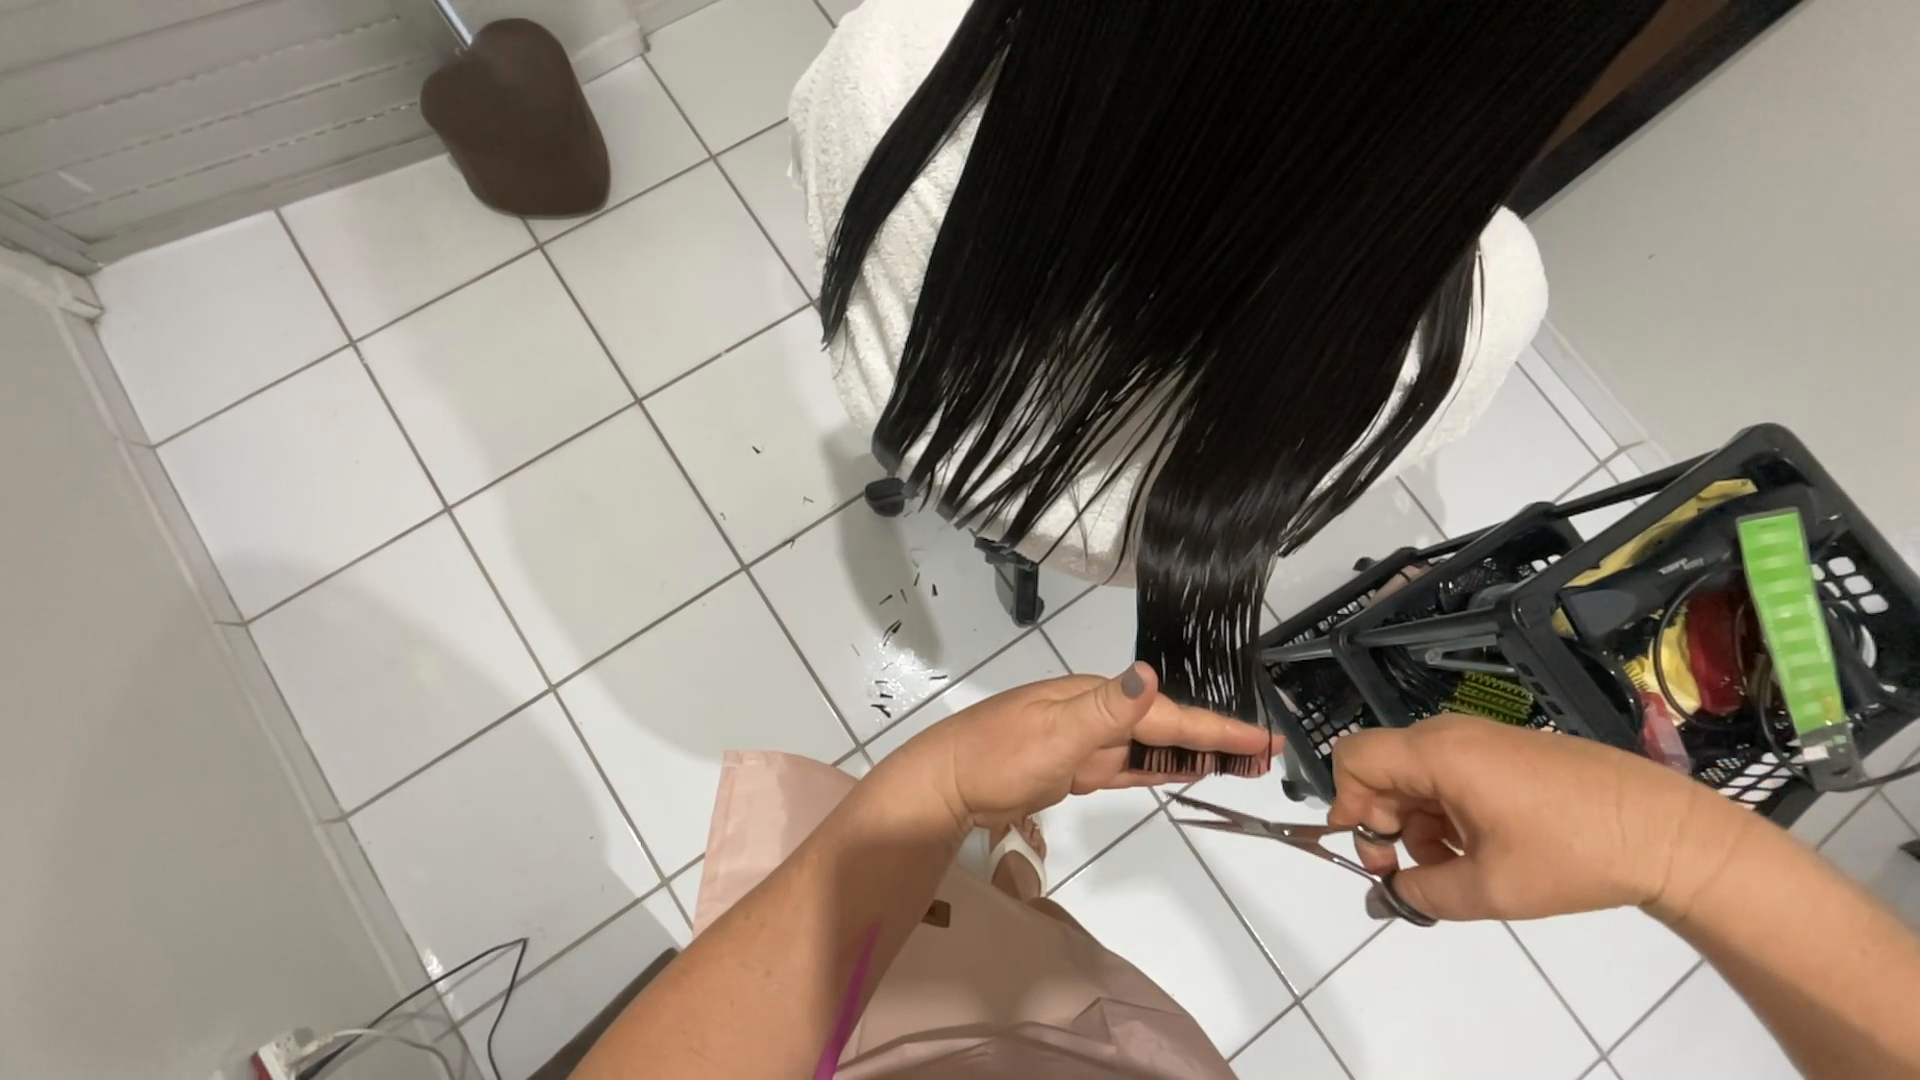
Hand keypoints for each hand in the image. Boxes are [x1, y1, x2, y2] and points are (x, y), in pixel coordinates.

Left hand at [889, 662, 1282, 828]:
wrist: (947, 784)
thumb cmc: (997, 758)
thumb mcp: (1055, 733)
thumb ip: (1106, 709)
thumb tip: (1148, 674)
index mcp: (1096, 698)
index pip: (1168, 713)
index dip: (1217, 728)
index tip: (1262, 739)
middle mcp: (1095, 712)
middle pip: (1166, 725)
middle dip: (1215, 737)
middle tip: (1263, 751)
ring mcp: (1085, 740)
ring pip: (1150, 745)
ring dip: (1191, 751)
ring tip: (1235, 759)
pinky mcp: (1074, 767)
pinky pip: (1127, 764)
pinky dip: (1156, 766)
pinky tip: (1178, 767)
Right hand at [1328, 713, 1747, 920]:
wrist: (1672, 834)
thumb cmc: (1574, 855)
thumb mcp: (1491, 888)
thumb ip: (1423, 893)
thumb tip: (1389, 895)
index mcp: (1437, 754)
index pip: (1353, 758)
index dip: (1345, 801)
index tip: (1371, 848)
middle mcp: (1448, 735)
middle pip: (1382, 769)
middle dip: (1383, 820)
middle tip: (1408, 867)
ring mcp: (1479, 740)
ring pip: (1415, 776)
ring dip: (1417, 822)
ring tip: (1455, 866)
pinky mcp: (1504, 752)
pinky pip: (1448, 774)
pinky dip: (1446, 811)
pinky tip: (1480, 848)